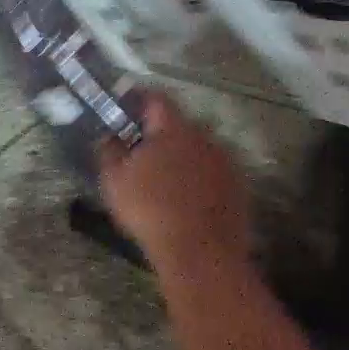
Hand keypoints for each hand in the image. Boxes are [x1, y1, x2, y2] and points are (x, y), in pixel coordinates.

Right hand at [95, 92, 252, 280]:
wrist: (200, 252)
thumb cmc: (149, 208)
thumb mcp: (114, 178)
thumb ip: (110, 149)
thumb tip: (110, 134)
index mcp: (174, 131)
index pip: (156, 99)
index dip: (136, 96)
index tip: (120, 103)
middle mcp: (206, 140)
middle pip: (179, 123)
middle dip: (157, 129)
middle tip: (135, 143)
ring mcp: (227, 164)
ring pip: (197, 147)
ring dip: (178, 152)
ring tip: (158, 170)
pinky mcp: (238, 188)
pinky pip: (210, 169)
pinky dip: (195, 172)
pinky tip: (180, 191)